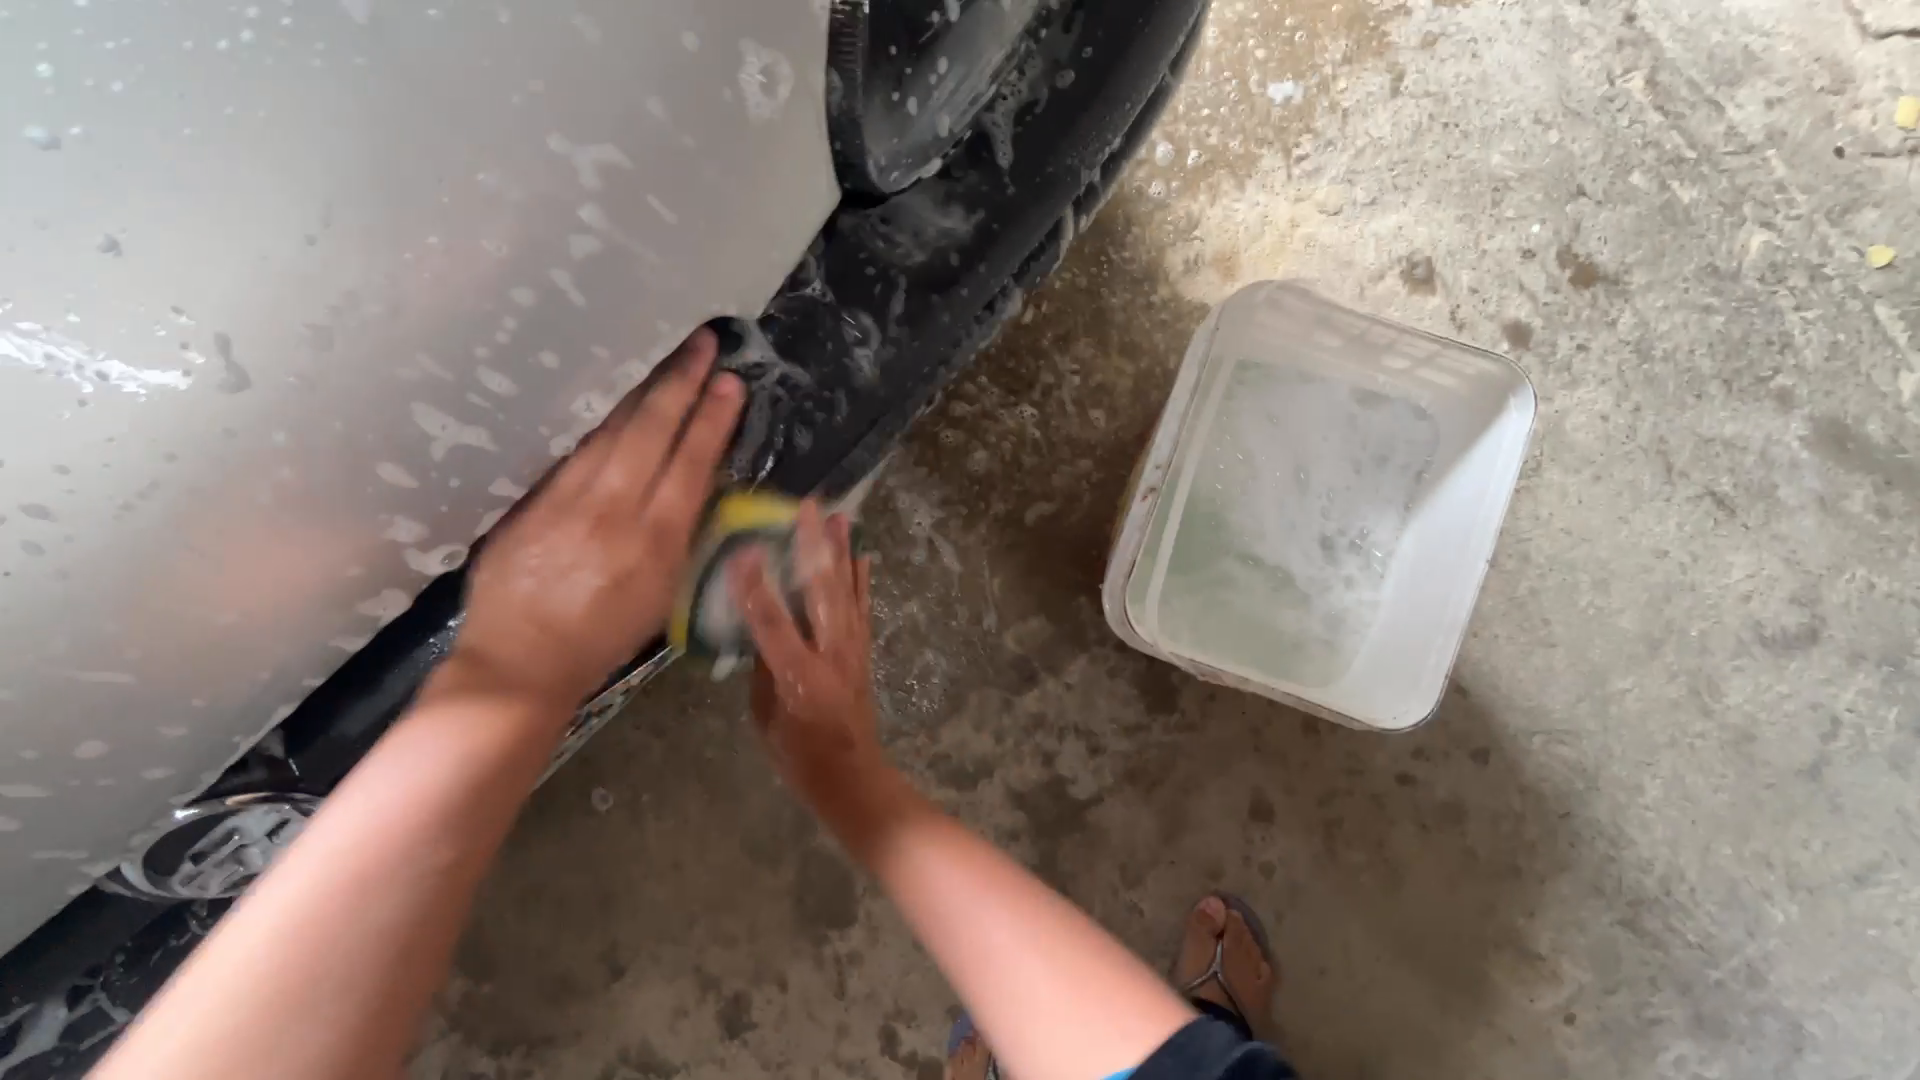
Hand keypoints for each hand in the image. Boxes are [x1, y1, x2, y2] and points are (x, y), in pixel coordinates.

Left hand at [448, 329, 744, 710]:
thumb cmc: (602, 640)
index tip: (730, 384)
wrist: (519, 664)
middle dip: (680, 383)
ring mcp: (566, 504)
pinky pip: (574, 453)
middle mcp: (613, 513)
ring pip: (610, 433)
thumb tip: (688, 488)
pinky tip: (615, 401)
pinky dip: (601, 423)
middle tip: (702, 344)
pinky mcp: (531, 504)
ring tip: (666, 360)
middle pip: (651, 433)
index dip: (712, 420)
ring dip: (642, 391)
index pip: (690, 464)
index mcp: (655, 543)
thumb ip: (676, 539)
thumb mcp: (660, 597)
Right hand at [730, 501, 893, 820]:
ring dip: (842, 551)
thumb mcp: (765, 717)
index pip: (772, 624)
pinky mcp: (864, 651)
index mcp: (798, 677)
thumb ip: (763, 668)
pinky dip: (863, 580)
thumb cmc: (799, 756)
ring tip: (840, 515)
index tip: (744, 549)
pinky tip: (863, 555)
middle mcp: (831, 655)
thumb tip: (761, 629)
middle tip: (809, 506)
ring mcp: (852, 650)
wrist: (852, 776)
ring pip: (846, 591)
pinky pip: (864, 608)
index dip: (755, 587)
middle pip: (820, 592)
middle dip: (814, 546)